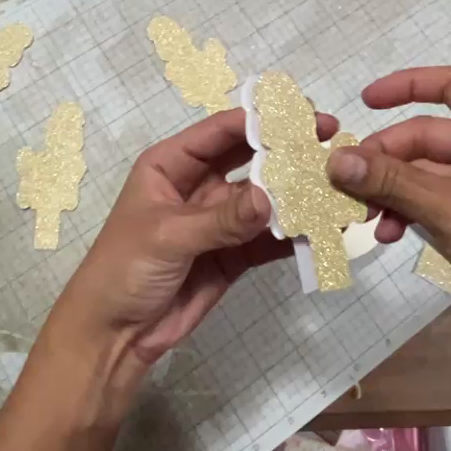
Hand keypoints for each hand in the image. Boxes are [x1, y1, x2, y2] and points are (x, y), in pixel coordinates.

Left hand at [49, 108, 335, 382]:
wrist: (114, 334)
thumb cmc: (124, 268)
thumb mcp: (169, 236)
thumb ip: (222, 219)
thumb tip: (273, 198)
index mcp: (170, 164)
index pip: (219, 132)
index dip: (259, 121)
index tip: (300, 115)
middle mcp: (197, 185)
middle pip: (248, 159)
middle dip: (285, 151)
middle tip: (328, 142)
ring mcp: (217, 220)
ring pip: (264, 199)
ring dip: (296, 195)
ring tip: (336, 188)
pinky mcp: (232, 254)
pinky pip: (268, 238)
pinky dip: (294, 235)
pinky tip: (324, 230)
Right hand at [327, 66, 450, 355]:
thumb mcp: (450, 210)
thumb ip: (391, 180)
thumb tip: (334, 159)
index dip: (407, 85)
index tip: (364, 102)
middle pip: (429, 134)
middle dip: (386, 158)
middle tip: (347, 181)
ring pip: (424, 171)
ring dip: (391, 189)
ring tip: (364, 215)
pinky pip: (431, 200)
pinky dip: (407, 212)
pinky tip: (388, 234)